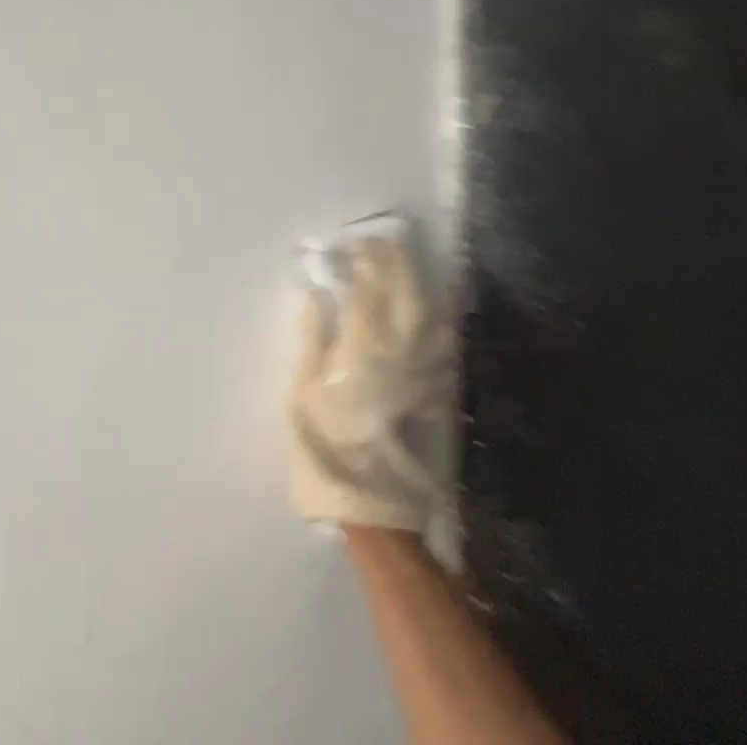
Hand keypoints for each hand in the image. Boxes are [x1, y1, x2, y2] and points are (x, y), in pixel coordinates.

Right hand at [287, 233, 457, 534]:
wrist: (374, 505)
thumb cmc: (326, 450)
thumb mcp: (302, 395)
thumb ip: (311, 340)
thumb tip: (318, 295)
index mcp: (362, 350)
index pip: (366, 290)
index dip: (361, 262)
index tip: (352, 243)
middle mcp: (401, 352)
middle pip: (404, 293)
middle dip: (394, 262)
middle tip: (382, 241)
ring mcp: (425, 371)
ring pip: (430, 314)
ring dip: (420, 283)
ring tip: (409, 264)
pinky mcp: (438, 390)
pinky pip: (444, 342)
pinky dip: (440, 317)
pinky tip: (437, 307)